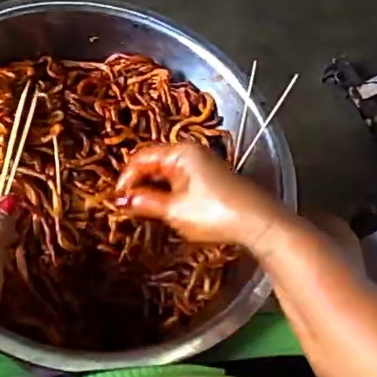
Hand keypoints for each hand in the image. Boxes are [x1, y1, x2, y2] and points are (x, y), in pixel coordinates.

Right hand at [115, 142, 295, 249]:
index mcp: (180, 152)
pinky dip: (166, 192)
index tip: (117, 200)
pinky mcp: (208, 178)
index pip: (140, 158)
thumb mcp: (174, 211)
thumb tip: (121, 201)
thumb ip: (144, 203)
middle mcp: (190, 152)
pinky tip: (163, 208)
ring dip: (151, 189)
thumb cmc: (217, 213)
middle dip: (137, 183)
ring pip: (164, 172)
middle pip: (152, 162)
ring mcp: (201, 164)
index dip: (125, 178)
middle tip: (126, 206)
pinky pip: (177, 179)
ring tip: (142, 210)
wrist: (260, 224)